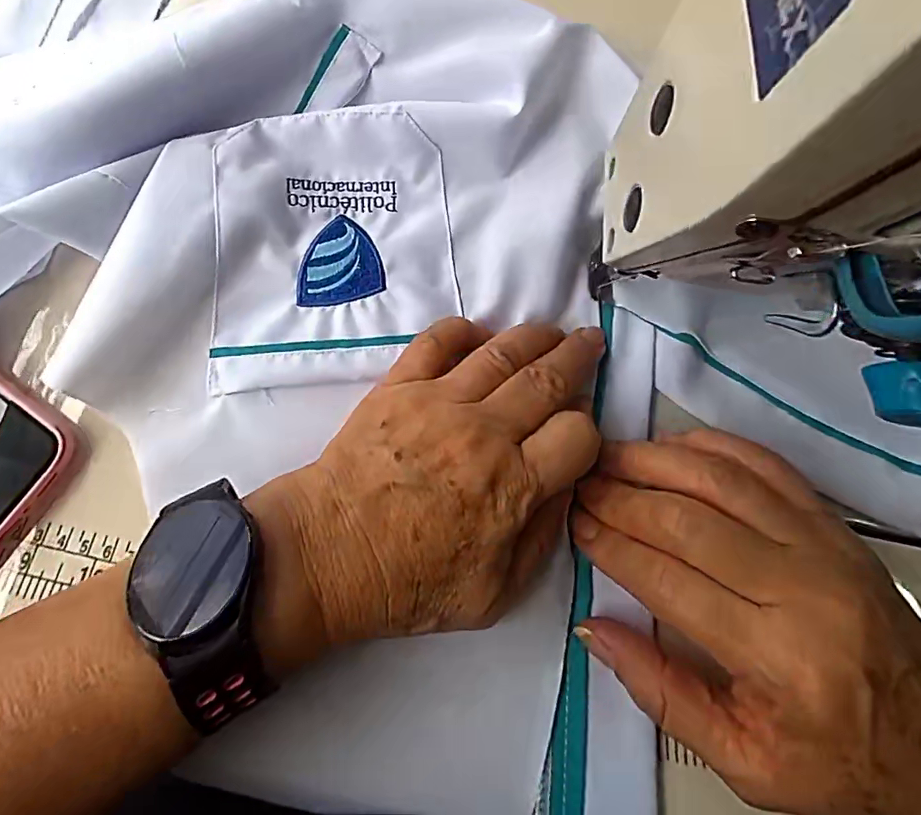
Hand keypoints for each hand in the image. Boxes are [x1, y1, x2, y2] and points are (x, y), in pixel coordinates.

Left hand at [249, 317, 605, 651]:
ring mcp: (436, 404)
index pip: (577, 432)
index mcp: (515, 485)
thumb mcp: (498, 591)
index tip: (578, 423)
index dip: (587, 425)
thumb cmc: (411, 580)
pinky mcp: (395, 388)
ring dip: (531, 336)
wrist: (332, 549)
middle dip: (576, 358)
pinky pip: (433, 343)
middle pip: (545, 380)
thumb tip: (567, 485)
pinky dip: (459, 330)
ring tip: (549, 329)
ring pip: (497, 354)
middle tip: (588, 342)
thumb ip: (541, 535)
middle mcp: (483, 434)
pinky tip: (476, 331)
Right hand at [571, 430, 920, 814]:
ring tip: (608, 458)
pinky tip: (669, 447)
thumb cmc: (846, 762)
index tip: (572, 523)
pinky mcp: (837, 529)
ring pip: (720, 480)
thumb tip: (591, 628)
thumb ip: (660, 693)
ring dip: (652, 460)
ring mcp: (827, 551)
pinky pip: (765, 466)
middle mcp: (805, 593)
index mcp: (779, 658)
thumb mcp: (747, 762)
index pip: (664, 578)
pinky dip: (710, 446)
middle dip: (617, 496)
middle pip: (684, 520)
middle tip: (577, 486)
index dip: (607, 543)